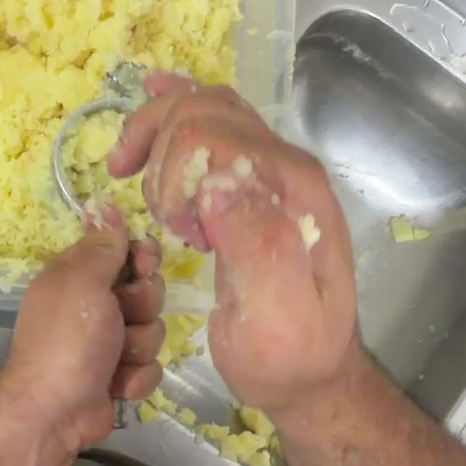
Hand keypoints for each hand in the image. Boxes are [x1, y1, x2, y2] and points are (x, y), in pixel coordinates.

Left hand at [0, 203, 167, 456]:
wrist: (54, 411)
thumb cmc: (66, 341)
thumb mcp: (83, 283)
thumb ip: (103, 247)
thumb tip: (104, 203)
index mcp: (80, 275)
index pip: (126, 250)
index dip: (142, 258)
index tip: (143, 266)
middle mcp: (94, 305)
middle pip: (149, 291)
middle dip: (142, 308)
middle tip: (119, 318)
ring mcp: (108, 342)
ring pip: (154, 331)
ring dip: (138, 348)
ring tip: (111, 360)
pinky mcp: (120, 375)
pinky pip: (151, 366)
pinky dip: (135, 378)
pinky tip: (114, 385)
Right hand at [108, 73, 358, 422]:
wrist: (311, 374)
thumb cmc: (289, 355)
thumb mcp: (277, 316)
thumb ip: (258, 245)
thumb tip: (214, 184)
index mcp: (289, 189)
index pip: (210, 134)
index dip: (173, 176)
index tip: (180, 233)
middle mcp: (283, 167)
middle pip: (203, 110)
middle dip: (159, 154)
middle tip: (160, 217)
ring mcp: (269, 172)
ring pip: (204, 110)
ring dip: (159, 139)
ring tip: (155, 198)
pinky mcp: (251, 185)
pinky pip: (214, 123)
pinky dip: (176, 108)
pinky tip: (154, 91)